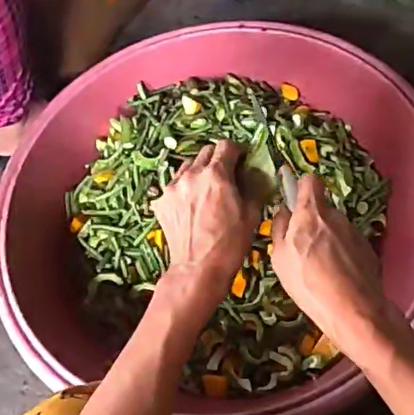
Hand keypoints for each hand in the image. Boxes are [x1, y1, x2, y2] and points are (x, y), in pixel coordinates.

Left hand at [152, 140, 260, 295]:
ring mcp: (172, 187)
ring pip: (187, 167)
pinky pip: (174, 186)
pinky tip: (191, 206)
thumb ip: (252, 187)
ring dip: (199, 172)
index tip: (240, 161)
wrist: (198, 268)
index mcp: (216, 174)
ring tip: (206, 191)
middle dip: (217, 159)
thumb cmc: (230, 243)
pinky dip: (184, 190)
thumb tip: (252, 173)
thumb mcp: (251, 214)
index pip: (226, 145)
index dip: (236, 151)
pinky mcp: (161, 202)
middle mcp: (192, 175)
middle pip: (205, 152)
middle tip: (225, 176)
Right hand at [271, 174, 393, 348]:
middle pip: (323, 209)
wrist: (352, 308)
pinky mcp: (368, 249)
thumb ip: (280, 229)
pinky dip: (342, 254)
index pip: (310, 181)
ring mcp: (355, 232)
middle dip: (313, 222)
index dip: (302, 188)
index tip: (295, 203)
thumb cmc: (307, 282)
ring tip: (320, 268)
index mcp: (312, 212)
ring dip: (328, 240)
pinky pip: (348, 245)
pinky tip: (337, 277)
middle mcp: (337, 216)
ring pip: (336, 228)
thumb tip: (284, 212)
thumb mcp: (279, 258)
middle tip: (303, 247)